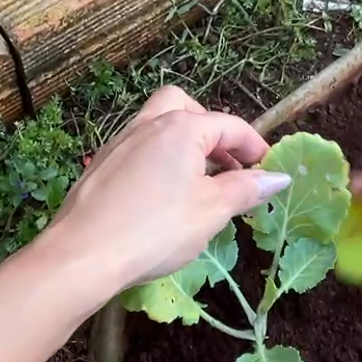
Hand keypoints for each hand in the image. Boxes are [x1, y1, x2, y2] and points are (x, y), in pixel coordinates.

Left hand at [46, 87, 284, 293]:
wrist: (82, 253)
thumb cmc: (156, 229)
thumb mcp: (211, 211)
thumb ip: (246, 189)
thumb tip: (278, 176)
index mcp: (181, 127)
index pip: (229, 125)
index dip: (255, 147)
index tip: (269, 170)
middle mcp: (149, 123)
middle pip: (187, 108)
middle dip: (212, 131)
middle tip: (228, 165)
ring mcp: (120, 141)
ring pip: (159, 125)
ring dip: (184, 144)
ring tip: (199, 182)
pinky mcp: (102, 164)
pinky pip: (139, 148)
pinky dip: (159, 159)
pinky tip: (161, 195)